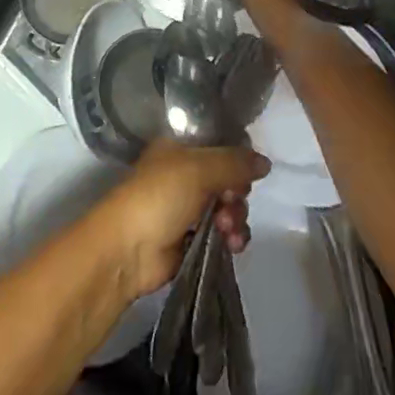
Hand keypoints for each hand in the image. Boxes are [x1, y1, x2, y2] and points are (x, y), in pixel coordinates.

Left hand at [91, 140, 268, 298]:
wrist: (128, 250)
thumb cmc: (159, 196)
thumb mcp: (199, 168)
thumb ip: (236, 163)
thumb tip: (266, 163)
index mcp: (180, 149)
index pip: (220, 144)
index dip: (237, 157)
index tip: (247, 170)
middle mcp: (186, 174)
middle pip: (230, 177)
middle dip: (237, 193)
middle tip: (231, 203)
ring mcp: (190, 207)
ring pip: (229, 206)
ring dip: (236, 217)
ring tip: (227, 230)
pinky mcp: (194, 238)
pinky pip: (225, 232)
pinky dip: (232, 237)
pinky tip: (231, 244)